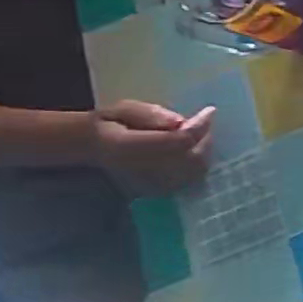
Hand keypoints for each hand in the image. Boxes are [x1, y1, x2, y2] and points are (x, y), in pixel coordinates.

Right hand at [91, 100, 214, 193]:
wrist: (93, 149)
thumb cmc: (112, 123)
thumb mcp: (126, 109)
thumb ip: (152, 114)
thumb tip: (180, 122)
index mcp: (127, 147)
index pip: (176, 141)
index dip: (198, 127)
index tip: (209, 111)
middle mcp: (141, 170)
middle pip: (191, 158)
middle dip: (204, 138)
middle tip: (204, 122)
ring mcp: (151, 185)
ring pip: (195, 171)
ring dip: (204, 150)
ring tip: (199, 135)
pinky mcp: (159, 192)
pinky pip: (190, 179)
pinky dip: (199, 163)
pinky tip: (194, 150)